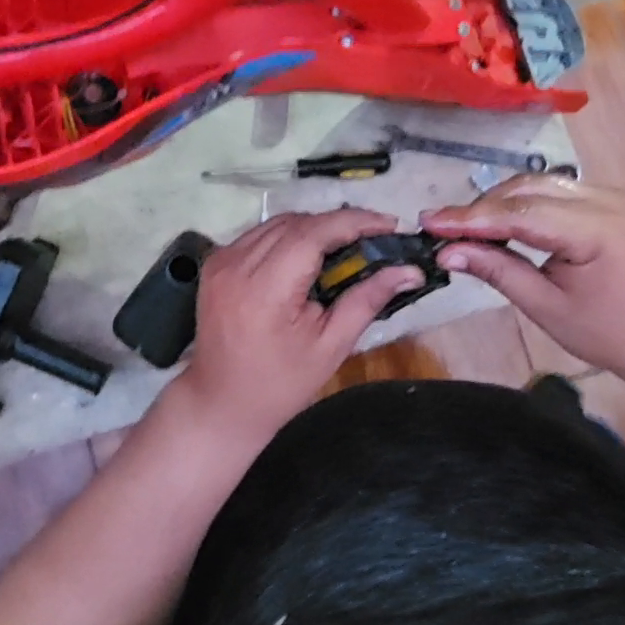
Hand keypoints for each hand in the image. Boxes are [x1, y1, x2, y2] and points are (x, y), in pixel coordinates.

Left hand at [181, 208, 422, 437]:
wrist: (221, 403)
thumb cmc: (281, 384)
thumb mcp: (331, 346)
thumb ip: (367, 300)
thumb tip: (409, 270)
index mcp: (264, 290)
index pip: (313, 233)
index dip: (354, 222)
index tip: (390, 225)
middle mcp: (236, 265)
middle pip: (297, 223)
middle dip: (339, 224)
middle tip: (375, 238)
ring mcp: (221, 260)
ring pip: (277, 223)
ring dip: (314, 227)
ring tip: (347, 245)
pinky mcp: (215, 262)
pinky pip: (260, 234)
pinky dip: (289, 237)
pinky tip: (309, 255)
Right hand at [421, 176, 624, 385]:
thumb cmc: (610, 335)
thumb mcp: (547, 307)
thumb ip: (498, 271)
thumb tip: (447, 253)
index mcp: (599, 229)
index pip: (522, 212)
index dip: (472, 217)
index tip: (429, 221)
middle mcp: (609, 200)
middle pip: (530, 188)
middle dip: (483, 207)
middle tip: (442, 228)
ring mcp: (613, 195)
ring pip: (541, 184)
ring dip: (501, 202)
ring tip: (465, 226)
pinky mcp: (612, 201)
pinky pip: (557, 192)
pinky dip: (524, 203)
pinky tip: (501, 222)